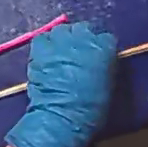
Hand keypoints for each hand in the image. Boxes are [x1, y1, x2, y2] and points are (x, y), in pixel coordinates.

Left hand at [4, 22, 116, 146]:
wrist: (61, 117)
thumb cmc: (90, 108)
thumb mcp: (107, 85)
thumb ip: (104, 66)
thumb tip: (99, 60)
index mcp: (103, 48)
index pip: (104, 38)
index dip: (99, 48)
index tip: (95, 56)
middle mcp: (82, 37)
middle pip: (82, 29)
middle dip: (80, 40)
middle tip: (77, 54)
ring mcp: (59, 40)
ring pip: (62, 31)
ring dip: (62, 41)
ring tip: (60, 54)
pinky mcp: (40, 47)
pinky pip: (43, 38)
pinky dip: (45, 46)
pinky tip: (46, 57)